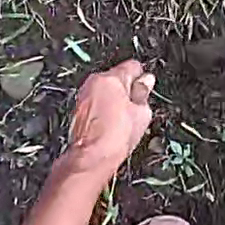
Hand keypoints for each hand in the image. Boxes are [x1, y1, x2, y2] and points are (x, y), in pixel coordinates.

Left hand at [57, 60, 154, 181]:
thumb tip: (146, 81)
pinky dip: (103, 109)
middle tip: (136, 108)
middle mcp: (94, 83)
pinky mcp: (77, 109)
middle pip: (116, 78)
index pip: (132, 66)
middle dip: (127, 89)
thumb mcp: (142, 113)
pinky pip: (95, 102)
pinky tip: (111, 125)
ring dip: (114, 99)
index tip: (146, 85)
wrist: (91, 157)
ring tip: (123, 120)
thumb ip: (144, 92)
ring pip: (105, 90)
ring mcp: (83, 95)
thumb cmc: (114, 137)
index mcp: (111, 79)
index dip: (142, 77)